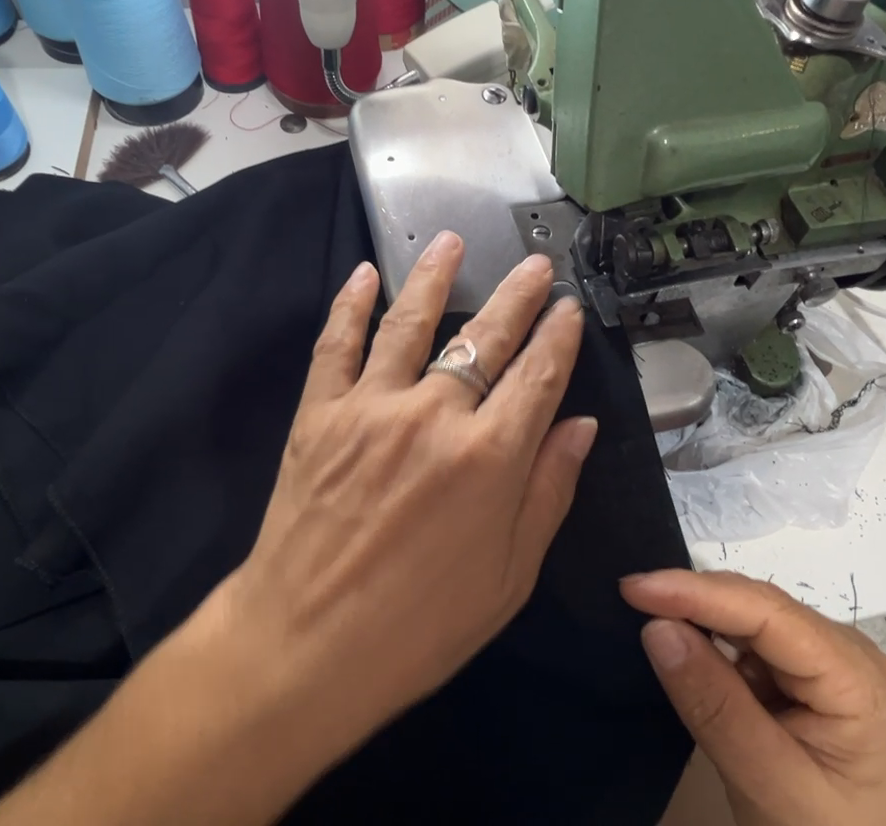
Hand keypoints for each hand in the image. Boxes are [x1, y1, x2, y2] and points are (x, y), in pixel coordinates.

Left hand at [0, 233, 597, 825]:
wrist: (305, 646)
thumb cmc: (421, 627)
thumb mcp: (510, 577)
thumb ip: (548, 491)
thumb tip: (580, 425)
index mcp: (490, 457)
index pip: (538, 375)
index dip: (560, 337)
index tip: (571, 309)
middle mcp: (434, 415)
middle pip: (484, 338)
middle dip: (517, 296)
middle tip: (535, 264)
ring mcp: (371, 407)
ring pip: (409, 322)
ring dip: (433, 277)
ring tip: (450, 239)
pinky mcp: (319, 414)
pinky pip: (337, 344)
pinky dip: (350, 305)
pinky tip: (363, 275)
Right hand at [624, 570, 885, 825]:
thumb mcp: (769, 785)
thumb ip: (715, 706)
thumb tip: (657, 628)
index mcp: (860, 681)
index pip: (770, 614)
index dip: (699, 592)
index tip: (634, 587)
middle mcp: (854, 659)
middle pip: (763, 610)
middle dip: (696, 599)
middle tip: (630, 597)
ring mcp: (835, 669)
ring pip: (755, 624)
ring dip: (702, 620)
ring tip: (649, 615)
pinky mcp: (813, 685)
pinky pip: (755, 648)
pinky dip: (716, 646)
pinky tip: (688, 649)